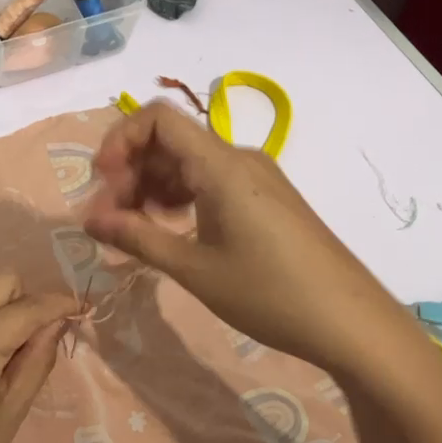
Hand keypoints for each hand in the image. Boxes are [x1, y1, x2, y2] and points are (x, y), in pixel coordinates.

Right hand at [82, 101, 416, 374]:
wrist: (353, 324)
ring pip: (187, 162)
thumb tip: (88, 219)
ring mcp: (255, 178)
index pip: (158, 118)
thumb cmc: (270, 294)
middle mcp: (238, 159)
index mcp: (221, 166)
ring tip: (132, 231)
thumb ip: (137, 238)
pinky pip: (209, 180)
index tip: (104, 184)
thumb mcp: (194, 269)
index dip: (120, 141)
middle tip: (110, 219)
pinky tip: (168, 232)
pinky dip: (178, 197)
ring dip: (151, 187)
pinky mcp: (265, 199)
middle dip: (130, 172)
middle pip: (169, 140)